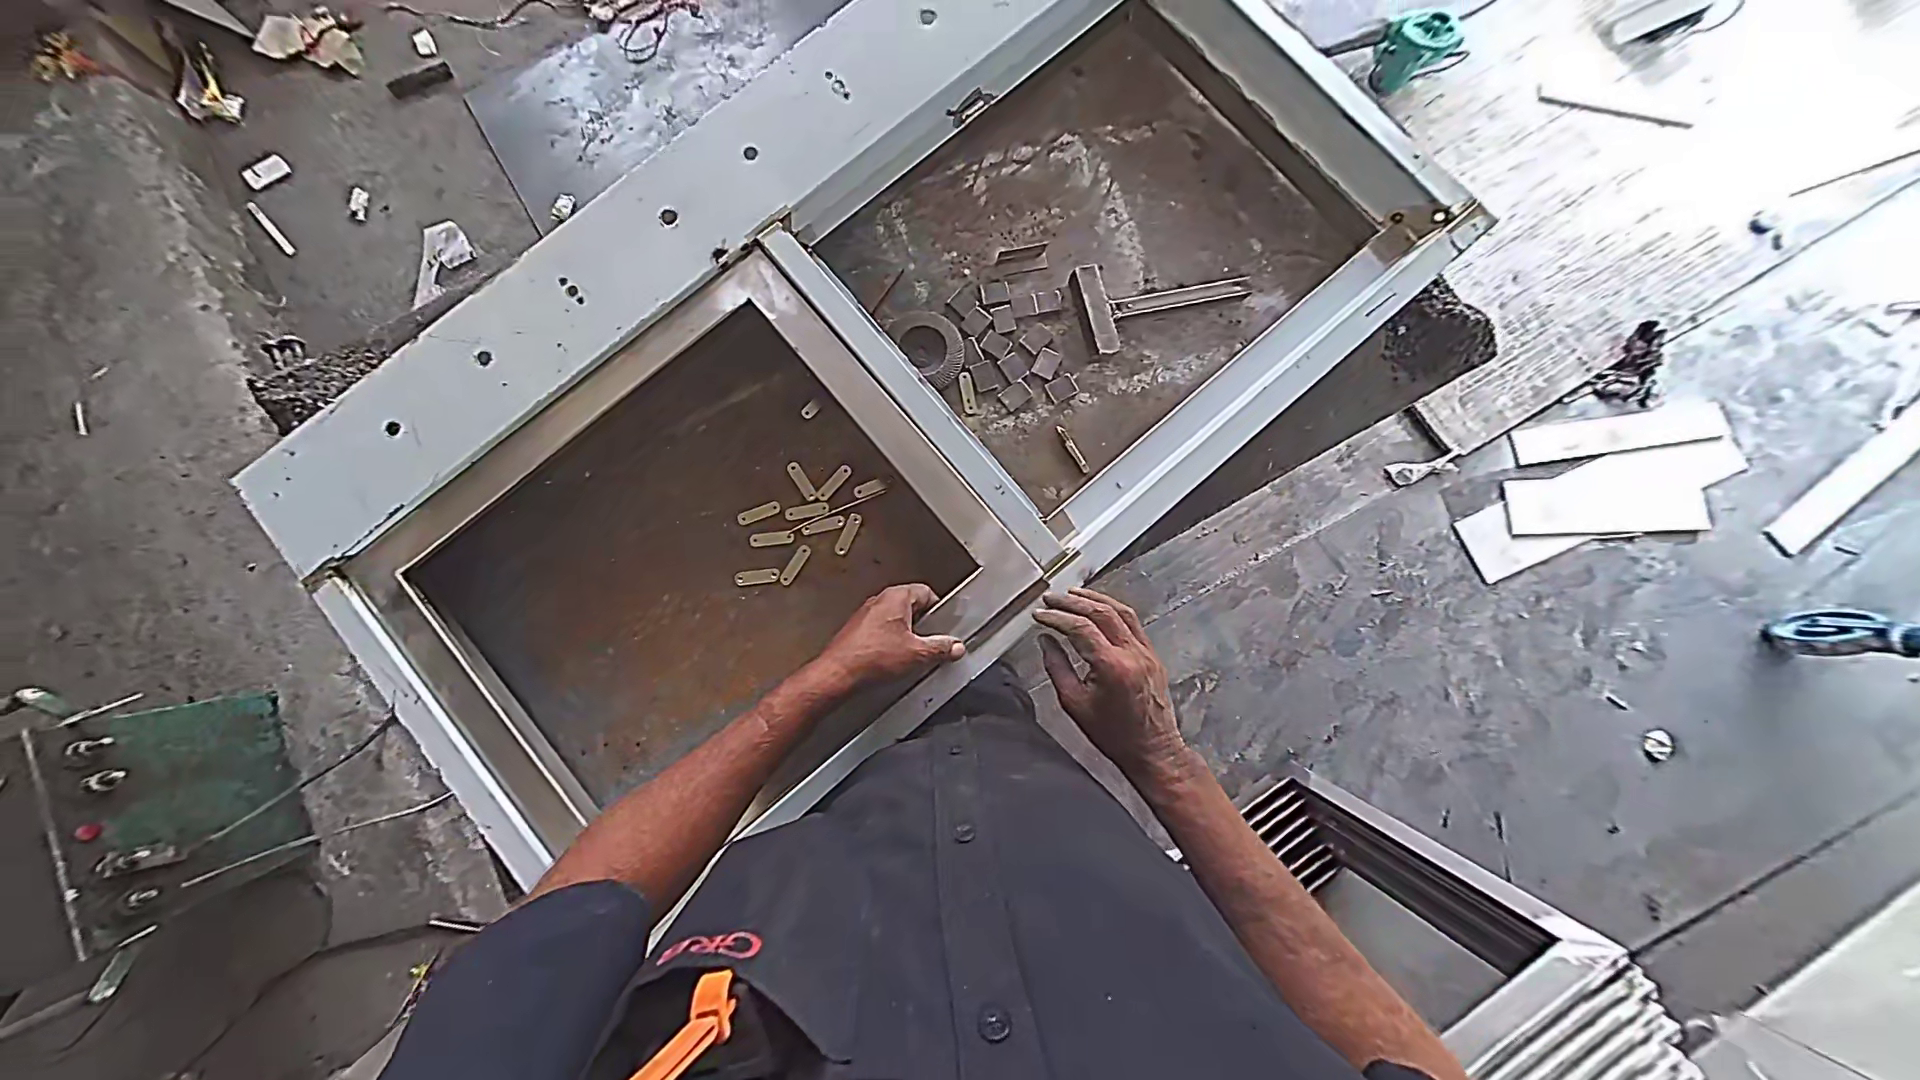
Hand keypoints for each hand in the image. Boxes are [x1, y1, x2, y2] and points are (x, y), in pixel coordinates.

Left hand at [809, 584, 964, 693]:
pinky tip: (893, 660)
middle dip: (924, 624)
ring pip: (896, 620)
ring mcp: (867, 615)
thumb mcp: (917, 654)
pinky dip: (890, 642)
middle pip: (912, 606)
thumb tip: (954, 646)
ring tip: (912, 653)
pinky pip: (882, 631)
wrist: (838, 674)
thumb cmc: (869, 658)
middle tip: (932, 641)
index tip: (946, 624)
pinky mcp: (858, 631)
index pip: (927, 592)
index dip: (940, 609)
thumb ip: (941, 648)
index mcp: (896, 597)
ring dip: (907, 634)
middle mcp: (879, 601)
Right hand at [1034, 588, 1188, 777]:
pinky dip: (1113, 609)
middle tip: (1051, 599)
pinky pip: (1133, 622)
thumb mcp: (1074, 703)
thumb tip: (1046, 641)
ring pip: (1119, 611)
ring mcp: (1145, 652)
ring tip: (1072, 594)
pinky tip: (1099, 607)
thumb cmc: (1114, 734)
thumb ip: (1057, 667)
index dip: (1056, 617)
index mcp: (1111, 666)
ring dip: (1094, 599)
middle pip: (1099, 612)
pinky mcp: (1152, 655)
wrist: (1152, 750)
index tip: (1040, 615)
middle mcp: (1132, 653)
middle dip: (1071, 602)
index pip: (1079, 628)